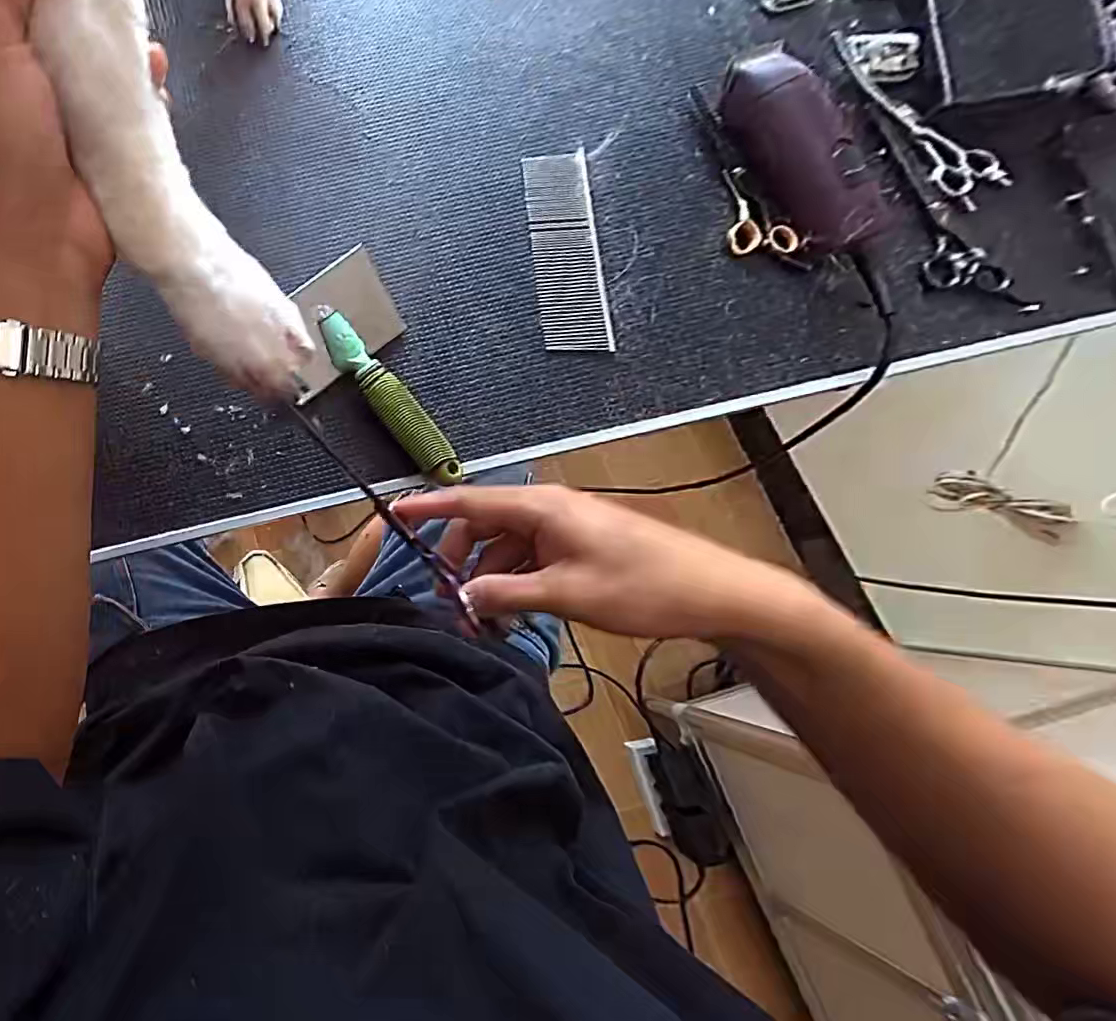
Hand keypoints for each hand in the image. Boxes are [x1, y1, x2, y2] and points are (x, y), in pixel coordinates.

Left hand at [0, 0, 167, 313]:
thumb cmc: (9, 148)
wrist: (47, 242)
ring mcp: (78, 107)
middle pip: (74, 4)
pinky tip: (154, 81)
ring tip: (138, 42)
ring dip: (129, 37)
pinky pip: (138, 95)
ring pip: (110, 47)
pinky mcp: (115, 138)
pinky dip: (149, 84)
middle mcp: (35, 68)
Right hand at [394, 485, 839, 644]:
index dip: (426, 506)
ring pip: (503, 546)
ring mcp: (563, 527)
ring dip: (487, 577)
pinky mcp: (576, 545)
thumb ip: (506, 593)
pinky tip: (512, 609)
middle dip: (459, 560)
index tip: (393, 514)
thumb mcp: (567, 595)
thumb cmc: (648, 586)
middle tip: (449, 597)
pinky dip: (513, 580)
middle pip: (481, 527)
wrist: (721, 595)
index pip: (469, 501)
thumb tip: (462, 597)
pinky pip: (527, 557)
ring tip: (483, 614)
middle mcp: (548, 510)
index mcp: (542, 508)